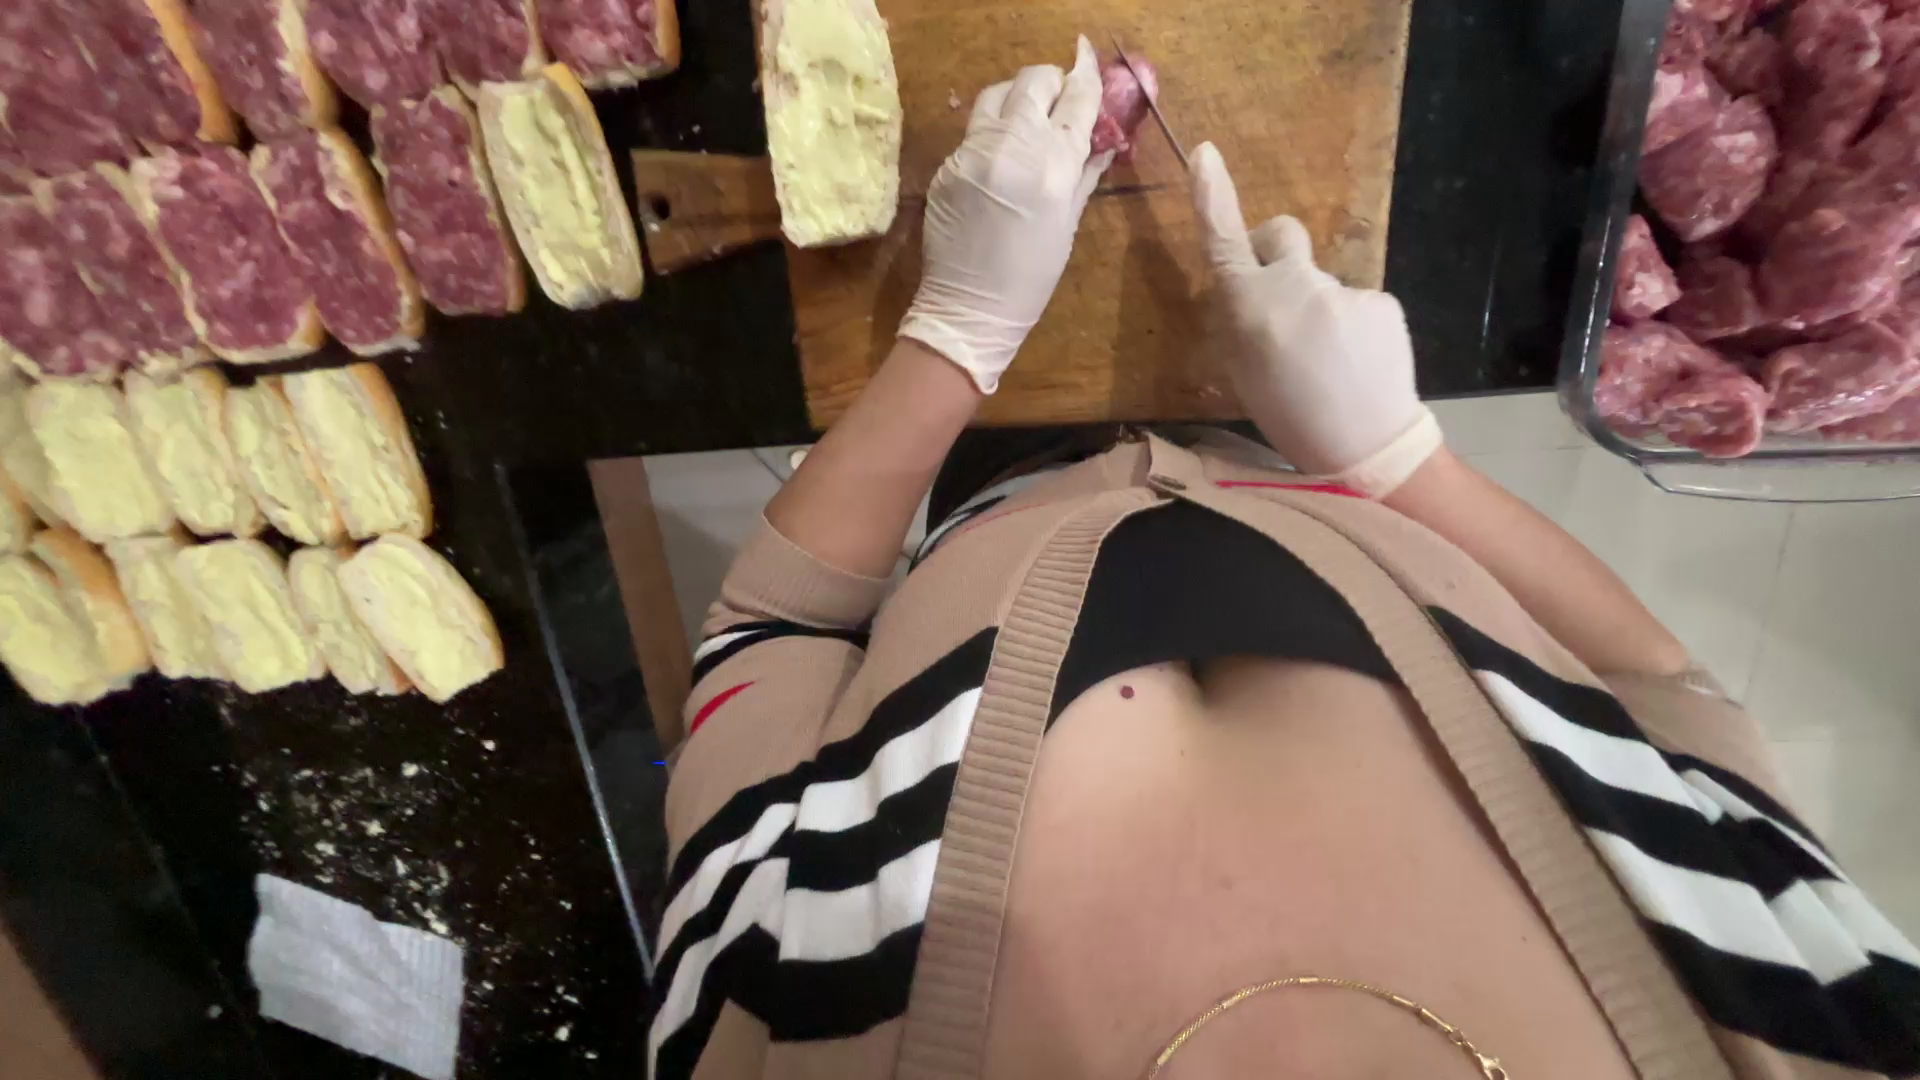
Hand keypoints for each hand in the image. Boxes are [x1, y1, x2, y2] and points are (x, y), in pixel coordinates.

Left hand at [899, 36, 1113, 393]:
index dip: (1087, 73)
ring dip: (1017, 100)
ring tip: (1025, 124)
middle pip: (1034, 81)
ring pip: (998, 95)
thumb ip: (1084, 173)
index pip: (1076, 97)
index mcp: (1053, 167)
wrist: (969, 310)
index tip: (1088, 57)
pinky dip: (992, 134)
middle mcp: (1012, 148)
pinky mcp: (947, 165)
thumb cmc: (1029, 280)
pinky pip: (974, 131)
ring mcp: (973, 153)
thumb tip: (1102, 136)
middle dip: (1050, 85)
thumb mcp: (1067, 226)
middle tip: (1056, 103)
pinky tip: (998, 161)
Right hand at [1191, 143, 1440, 496]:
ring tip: (1326, 359)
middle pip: (1281, 235)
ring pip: (1320, 278)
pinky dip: (1351, 323)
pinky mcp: (1380, 300)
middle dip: (1276, 254)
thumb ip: (1236, 324)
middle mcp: (1293, 288)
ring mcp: (1342, 290)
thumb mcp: (1239, 375)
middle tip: (1281, 305)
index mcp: (1247, 310)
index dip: (1212, 197)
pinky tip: (1355, 361)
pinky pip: (1355, 300)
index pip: (1224, 243)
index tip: (1207, 155)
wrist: (1363, 446)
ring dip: (1317, 304)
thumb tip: (1239, 293)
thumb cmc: (1285, 418)